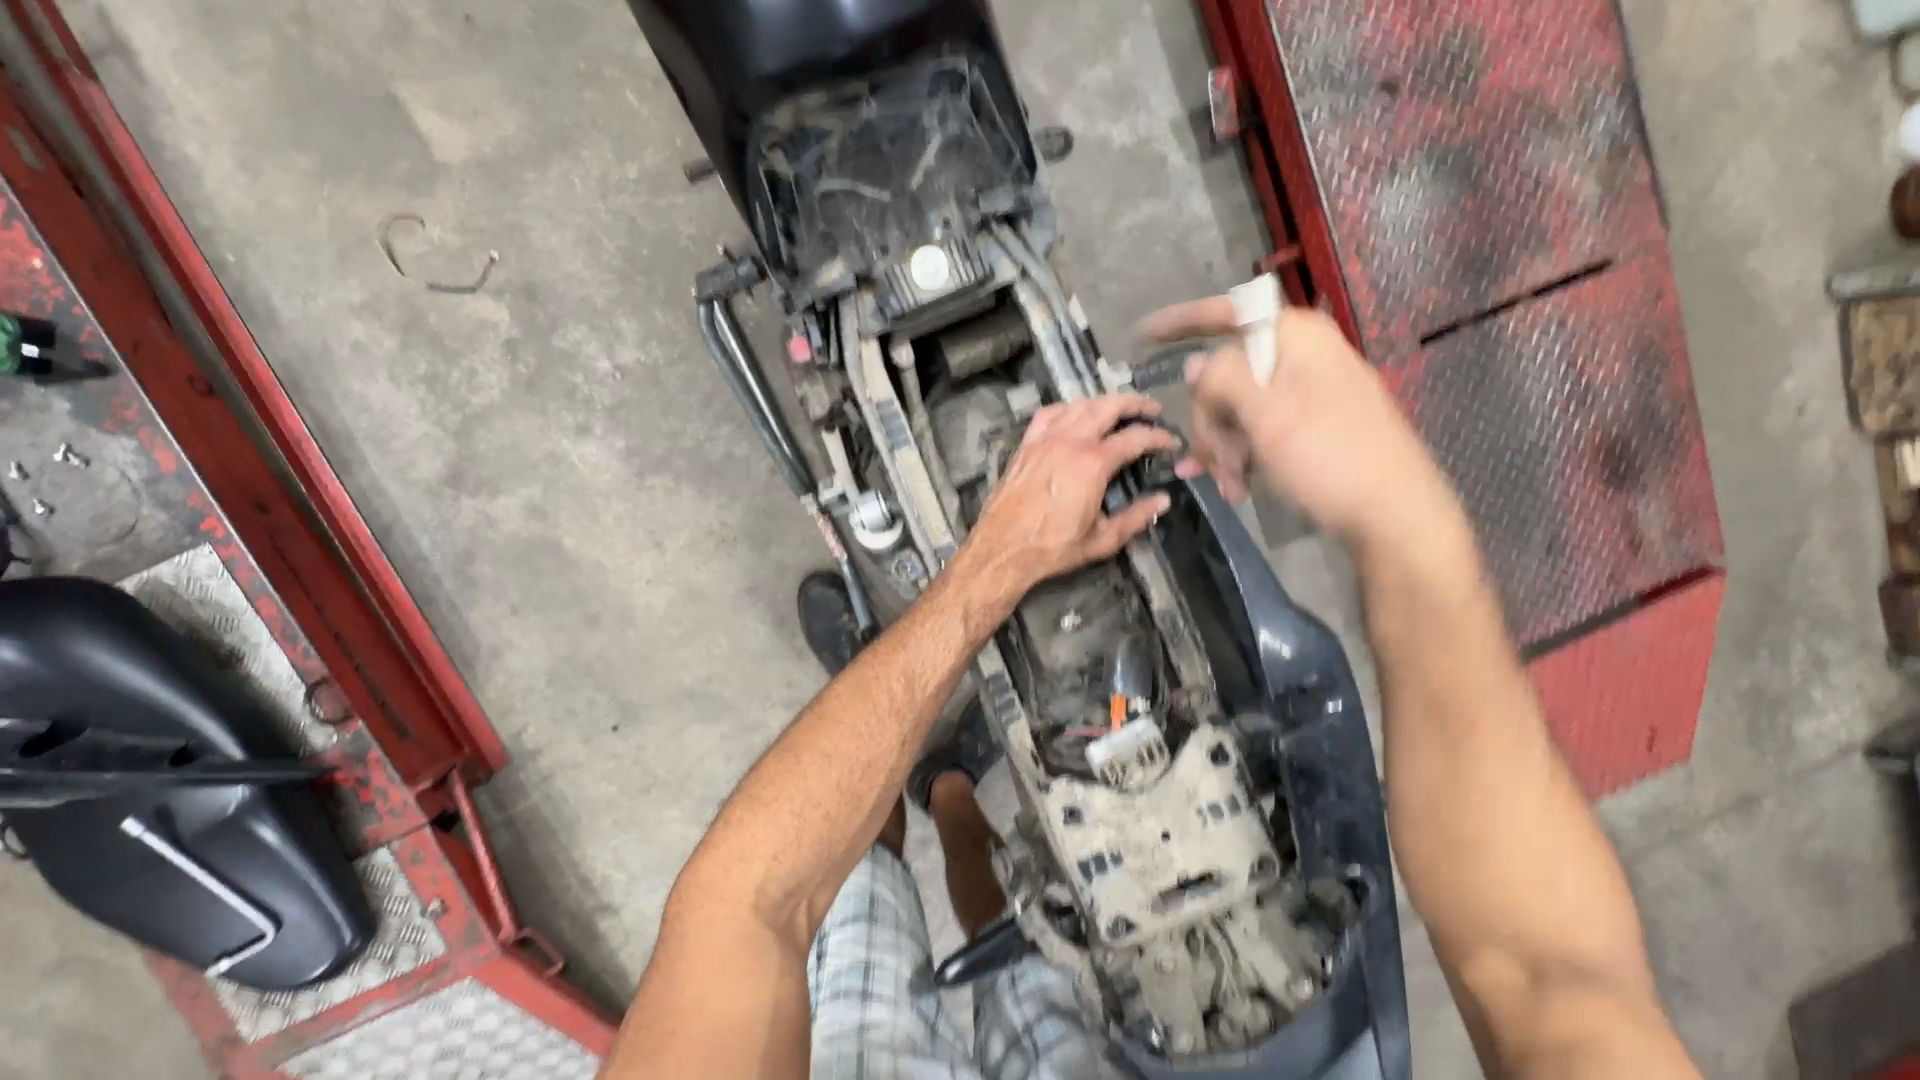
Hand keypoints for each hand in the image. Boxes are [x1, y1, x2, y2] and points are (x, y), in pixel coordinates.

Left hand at [964, 394, 1177, 593]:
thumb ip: (1136, 517)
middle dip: (1135, 404)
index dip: (1159, 437)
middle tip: (1152, 410)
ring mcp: (1045, 439)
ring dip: (1103, 402)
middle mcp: (1070, 441)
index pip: (1135, 437)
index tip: (1172, 441)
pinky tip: (1075, 414)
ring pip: (1079, 404)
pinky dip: (1068, 408)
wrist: (1003, 548)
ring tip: (1118, 409)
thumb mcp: (1103, 539)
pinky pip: (1049, 414)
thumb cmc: (1054, 547)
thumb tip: (1163, 501)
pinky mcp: (1026, 444)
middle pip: (1109, 406)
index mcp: (1094, 463)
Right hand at [1138, 298, 1457, 547]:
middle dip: (1208, 419)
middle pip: (1225, 372)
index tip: (1141, 334)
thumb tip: (1194, 365)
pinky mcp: (1312, 426)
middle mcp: (1302, 356)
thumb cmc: (1329, 457)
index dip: (1180, 321)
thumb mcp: (1265, 414)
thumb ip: (1222, 379)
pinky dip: (1241, 453)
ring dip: (1223, 446)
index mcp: (1295, 337)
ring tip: (1230, 486)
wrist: (1394, 515)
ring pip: (1237, 407)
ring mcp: (1309, 392)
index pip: (1226, 311)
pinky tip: (1231, 485)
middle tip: (1208, 462)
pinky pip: (1259, 429)